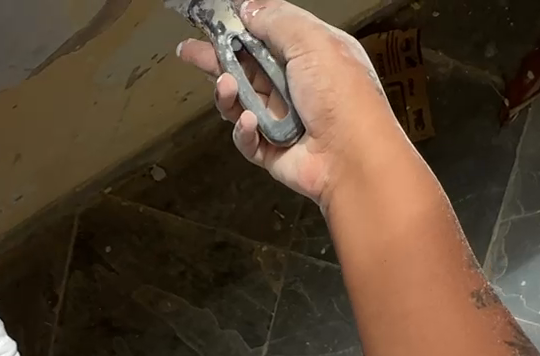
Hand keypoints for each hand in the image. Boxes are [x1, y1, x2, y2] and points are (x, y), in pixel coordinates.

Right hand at [175, 0, 402, 206]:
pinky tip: (250, 124)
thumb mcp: (312, 41)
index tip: (214, 22)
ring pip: (239, 104)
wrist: (351, 157)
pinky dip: (244, 131)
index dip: (239, 29)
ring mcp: (280, 120)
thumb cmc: (341, 95)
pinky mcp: (271, 151)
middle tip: (189, 52)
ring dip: (228, 94)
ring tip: (225, 87)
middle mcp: (292, 86)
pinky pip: (246, 139)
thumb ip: (276, 21)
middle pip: (244, 69)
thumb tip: (247, 8)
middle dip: (216, 59)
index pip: (265, 36)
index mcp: (307, 54)